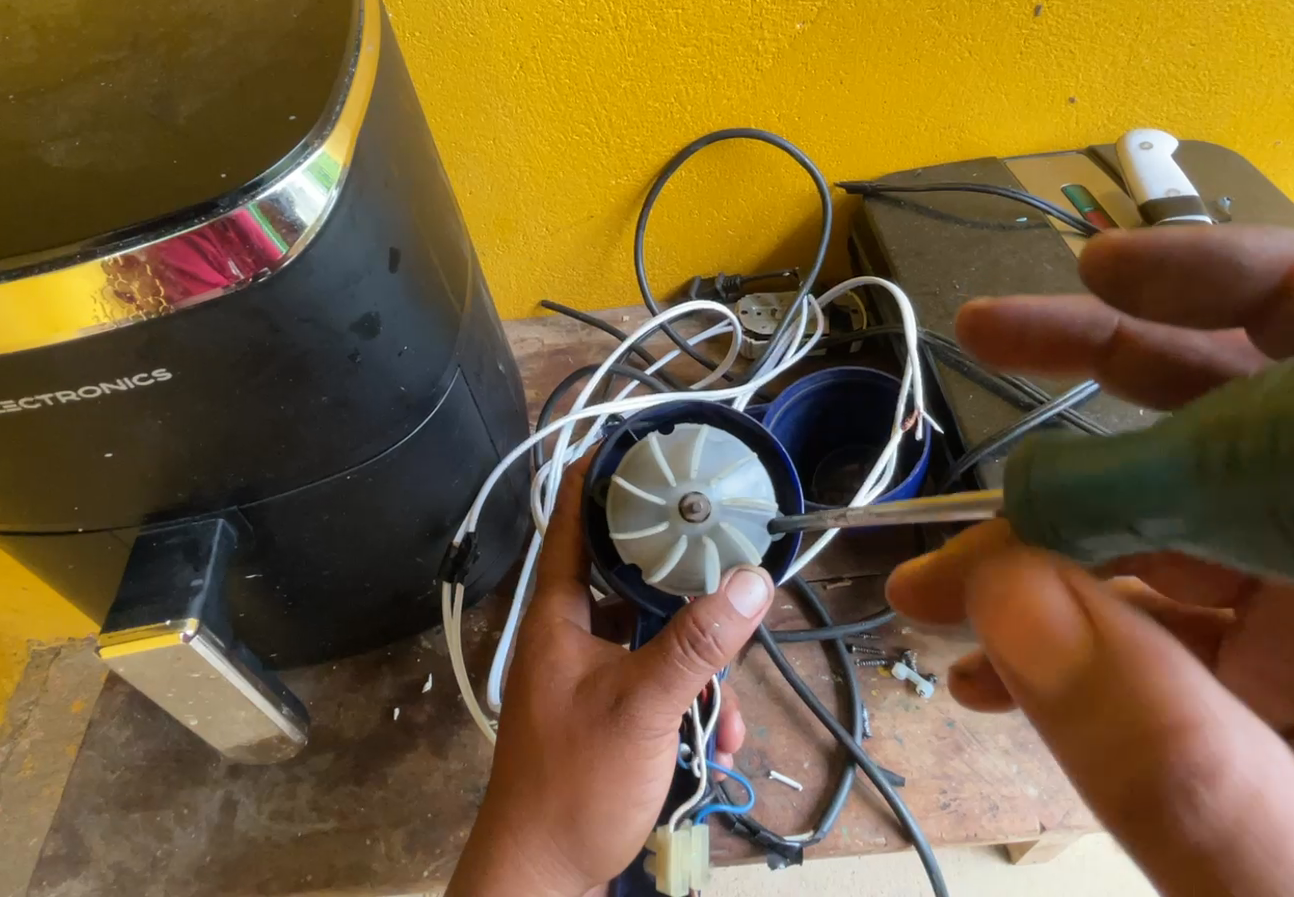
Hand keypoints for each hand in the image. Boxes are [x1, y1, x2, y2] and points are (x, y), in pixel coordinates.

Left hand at [449, 457, 776, 896]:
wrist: (542, 878)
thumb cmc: (575, 783)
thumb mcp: (643, 707)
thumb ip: (696, 644)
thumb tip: (751, 579)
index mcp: (557, 612)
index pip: (572, 520)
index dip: (597, 474)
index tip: (636, 440)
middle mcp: (571, 630)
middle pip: (627, 572)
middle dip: (679, 574)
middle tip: (722, 548)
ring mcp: (589, 670)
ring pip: (651, 632)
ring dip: (697, 658)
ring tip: (727, 693)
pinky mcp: (609, 705)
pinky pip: (656, 678)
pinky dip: (690, 699)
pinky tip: (719, 736)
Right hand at [889, 225, 1293, 895]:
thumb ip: (1199, 780)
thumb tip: (1006, 599)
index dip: (1246, 290)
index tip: (1099, 270)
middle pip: (1270, 425)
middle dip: (1105, 380)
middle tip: (982, 338)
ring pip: (1192, 532)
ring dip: (1048, 548)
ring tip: (930, 589)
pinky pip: (1178, 631)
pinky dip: (1076, 639)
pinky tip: (991, 678)